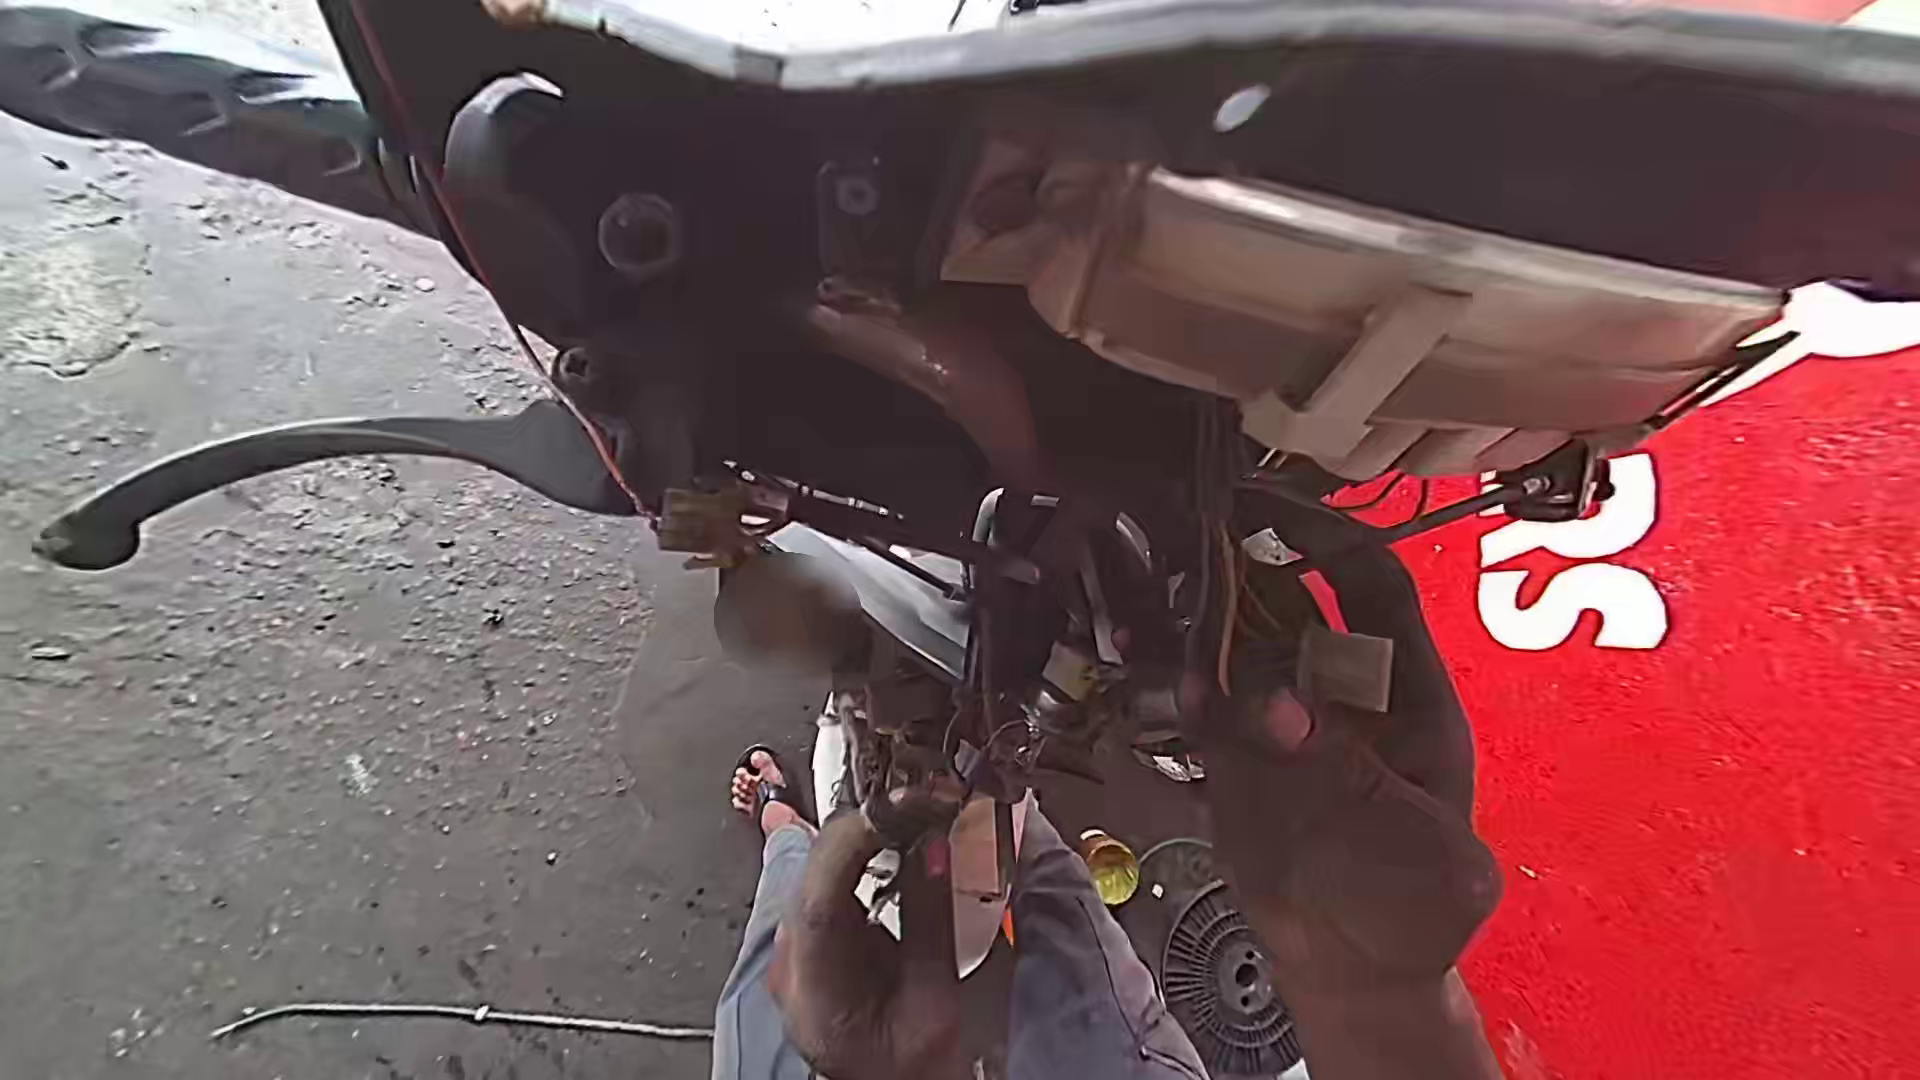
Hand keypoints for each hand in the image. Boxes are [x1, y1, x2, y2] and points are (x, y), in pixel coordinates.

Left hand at [768, 803, 970, 1079]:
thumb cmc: (907, 1066)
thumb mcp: (934, 1004)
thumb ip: (931, 920)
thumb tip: (933, 845)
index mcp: (815, 982)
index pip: (821, 888)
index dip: (859, 835)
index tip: (905, 805)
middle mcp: (791, 955)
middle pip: (818, 861)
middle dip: (872, 819)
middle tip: (923, 798)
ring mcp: (794, 940)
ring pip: (821, 855)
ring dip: (869, 825)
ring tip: (916, 807)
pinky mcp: (810, 928)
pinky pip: (830, 866)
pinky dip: (863, 841)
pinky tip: (891, 826)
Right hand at [1190, 498, 1504, 1076]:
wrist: (1343, 957)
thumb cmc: (1408, 905)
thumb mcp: (1417, 851)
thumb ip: (1347, 771)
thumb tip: (1276, 704)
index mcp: (1402, 691)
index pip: (1371, 587)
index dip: (1329, 537)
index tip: (1272, 504)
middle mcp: (1332, 684)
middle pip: (1288, 599)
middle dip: (1247, 563)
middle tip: (1193, 531)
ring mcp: (1275, 709)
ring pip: (1236, 638)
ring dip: (1205, 617)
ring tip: (1167, 596)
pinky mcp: (1230, 740)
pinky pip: (1203, 695)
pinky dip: (1186, 682)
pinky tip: (1174, 686)